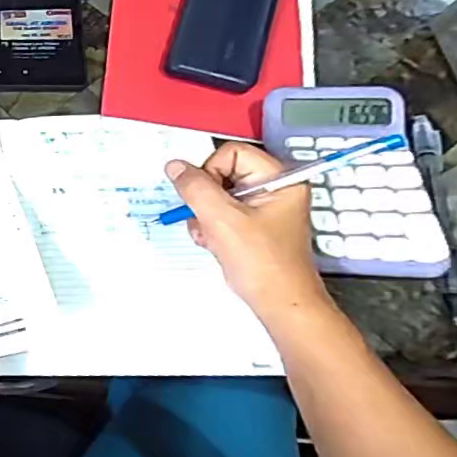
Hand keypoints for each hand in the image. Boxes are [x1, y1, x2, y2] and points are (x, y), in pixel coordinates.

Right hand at [167, 142, 331, 322]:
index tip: (205, 198)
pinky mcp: (253, 226)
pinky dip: (212, 228)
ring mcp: (264, 209)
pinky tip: (216, 244)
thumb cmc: (266, 266)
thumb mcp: (222, 220)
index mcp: (280, 179)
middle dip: (207, 200)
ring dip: (206, 217)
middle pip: (222, 174)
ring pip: (218, 196)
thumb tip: (176, 167)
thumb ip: (195, 188)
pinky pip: (221, 214)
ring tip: (215, 237)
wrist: (279, 303)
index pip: (232, 154)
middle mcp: (274, 189)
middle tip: (209, 220)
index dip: (211, 173)